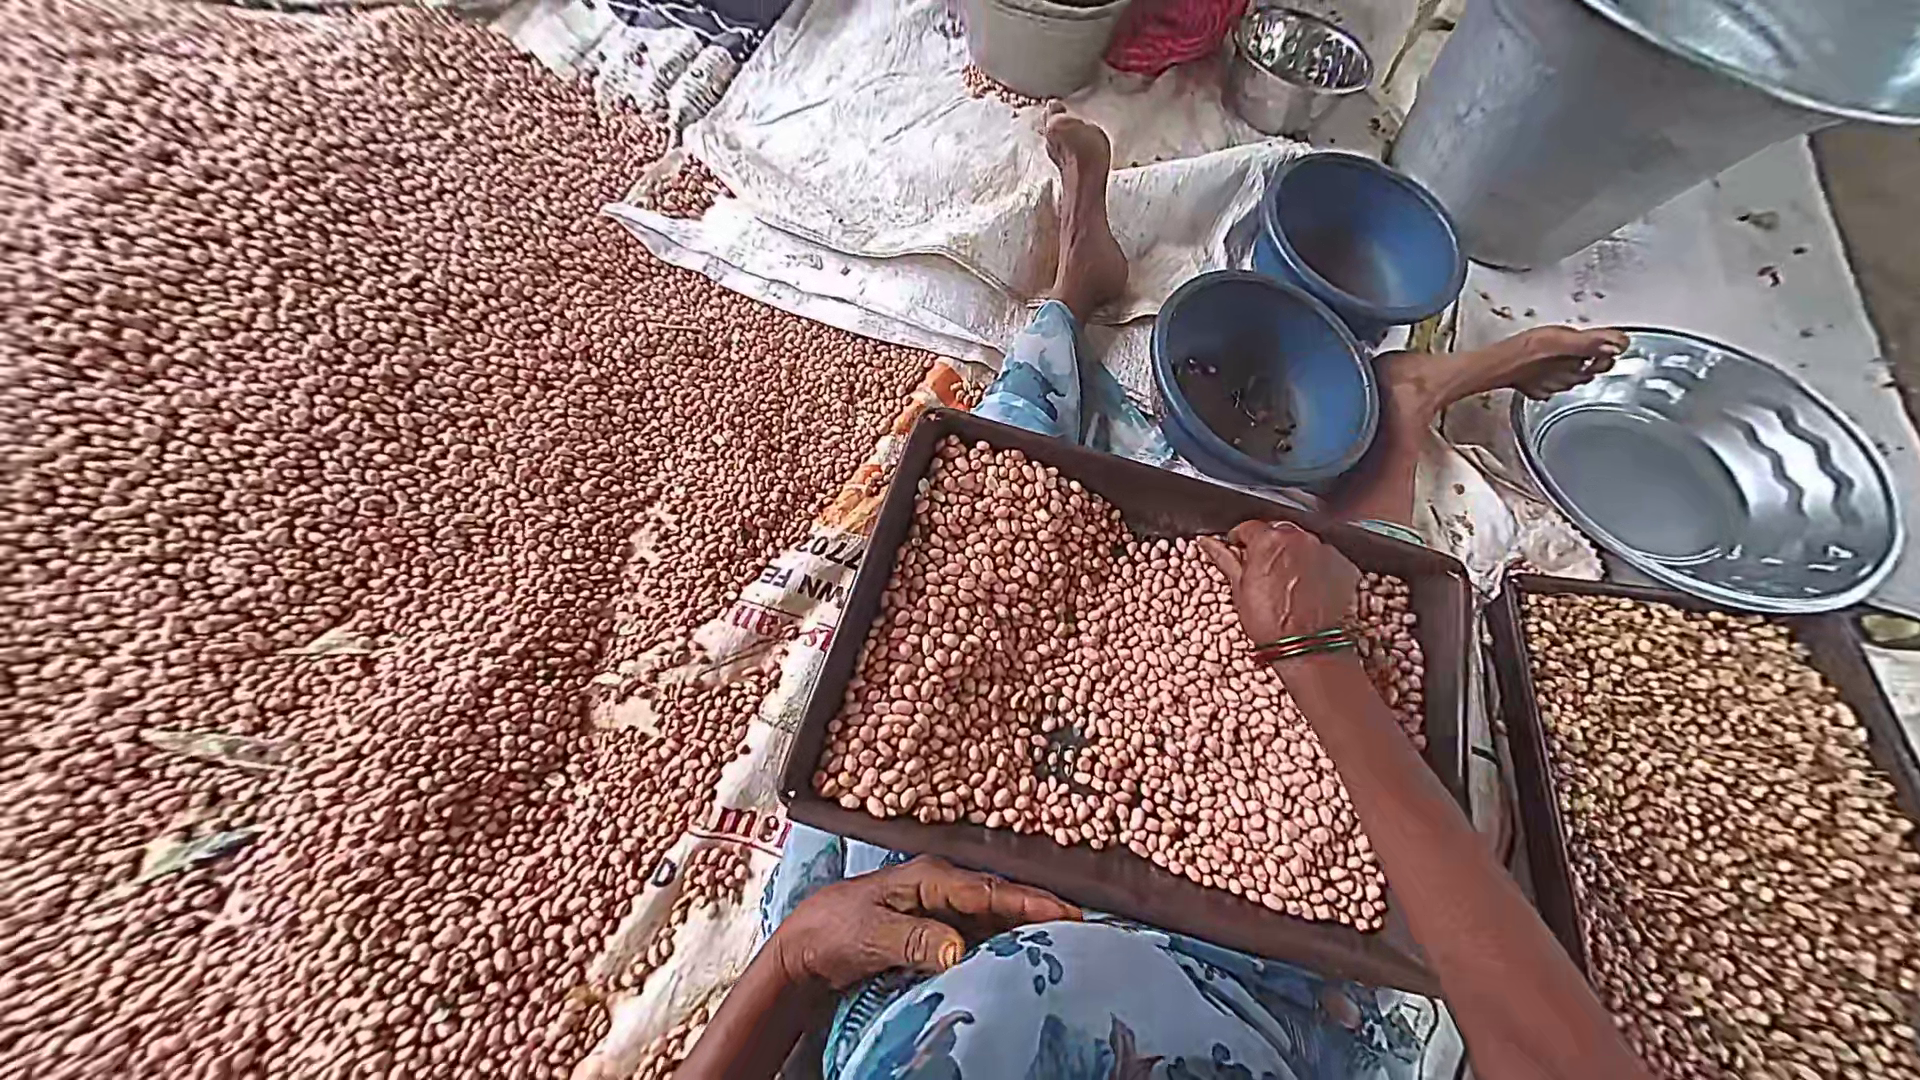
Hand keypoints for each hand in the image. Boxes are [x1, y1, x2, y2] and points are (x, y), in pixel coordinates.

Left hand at [769, 855, 1080, 990]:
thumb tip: (960, 949)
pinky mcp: (933, 925)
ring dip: (1023, 925)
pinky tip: (1018, 954)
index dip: (1030, 901)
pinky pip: (976, 931)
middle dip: (1039, 908)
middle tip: (1083, 926)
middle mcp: (940, 884)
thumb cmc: (837, 928)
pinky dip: (1001, 940)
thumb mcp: (872, 934)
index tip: (1069, 912)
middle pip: (998, 897)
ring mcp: (938, 904)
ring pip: (991, 913)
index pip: (989, 890)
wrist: (808, 940)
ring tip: (1062, 940)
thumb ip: (915, 939)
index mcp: (930, 876)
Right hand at [1197, 520, 1357, 645]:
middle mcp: (1299, 539)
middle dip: (1267, 545)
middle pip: (1278, 531)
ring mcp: (1324, 551)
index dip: (1240, 538)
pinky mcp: (1344, 565)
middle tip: (1259, 567)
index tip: (1238, 547)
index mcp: (1268, 541)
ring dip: (1291, 554)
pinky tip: (1304, 586)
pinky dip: (1314, 566)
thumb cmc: (1271, 621)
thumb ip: (1226, 559)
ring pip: (1302, 543)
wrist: (1308, 646)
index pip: (1249, 527)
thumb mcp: (1239, 588)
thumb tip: (1209, 543)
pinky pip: (1324, 557)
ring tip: (1283, 579)